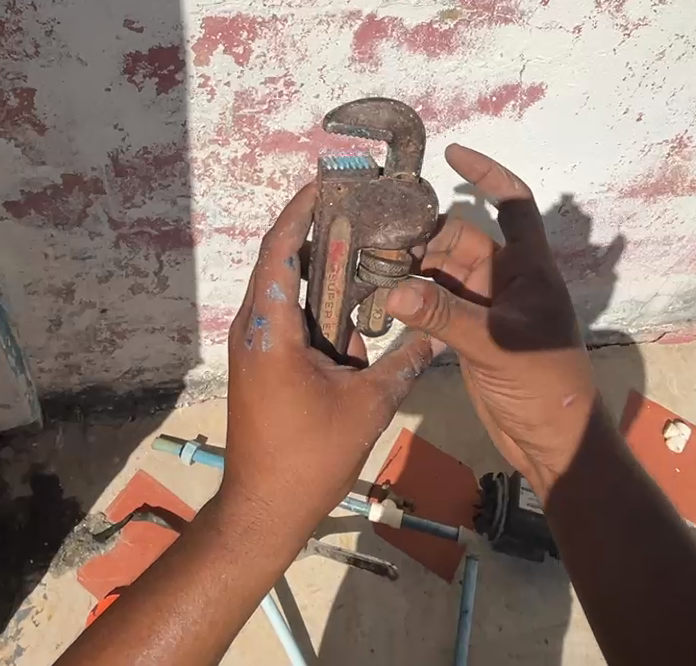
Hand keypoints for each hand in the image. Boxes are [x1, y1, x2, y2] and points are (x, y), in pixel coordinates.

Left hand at [217, 181, 437, 547]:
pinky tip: (353, 306)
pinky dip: (317, 305)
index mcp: (270, 328)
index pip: (279, 251)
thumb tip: (439, 338)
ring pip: (285, 291)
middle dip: (313, 230)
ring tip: (361, 246)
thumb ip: (404, 364)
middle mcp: (255, 327)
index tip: (325, 185)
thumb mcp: (367, 407)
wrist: (262, 510)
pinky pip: (289, 318)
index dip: (298, 212)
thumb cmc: (308, 456)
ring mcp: (256, 345)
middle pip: (280, 261)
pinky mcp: (263, 363)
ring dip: (317, 269)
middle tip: (355, 208)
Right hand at [383, 145, 598, 497]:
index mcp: (528, 267)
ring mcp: (484, 305)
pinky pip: (433, 302)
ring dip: (410, 268)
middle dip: (422, 235)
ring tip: (368, 265)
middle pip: (458, 238)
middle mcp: (504, 278)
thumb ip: (443, 315)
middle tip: (374, 237)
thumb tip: (392, 289)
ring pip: (440, 270)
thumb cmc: (545, 384)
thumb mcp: (497, 344)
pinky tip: (380, 296)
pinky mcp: (467, 331)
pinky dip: (410, 297)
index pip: (513, 203)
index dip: (487, 174)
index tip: (452, 154)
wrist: (552, 442)